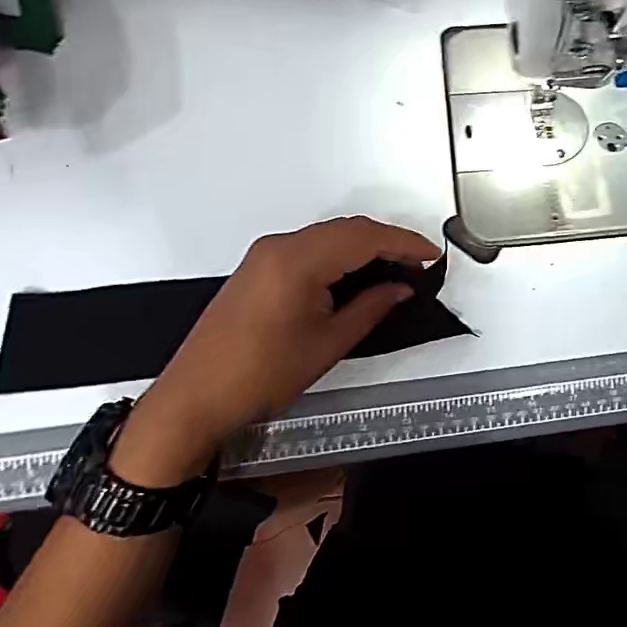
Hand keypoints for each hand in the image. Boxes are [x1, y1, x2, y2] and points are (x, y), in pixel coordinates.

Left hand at [114, 216, 440, 485]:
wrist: (196, 397)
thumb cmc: (258, 376)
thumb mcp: (328, 343)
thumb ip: (371, 308)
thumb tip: (400, 289)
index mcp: (297, 262)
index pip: (363, 238)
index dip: (403, 243)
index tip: (430, 254)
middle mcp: (279, 247)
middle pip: (346, 229)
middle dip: (387, 241)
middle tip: (418, 262)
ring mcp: (264, 255)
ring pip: (328, 234)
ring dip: (364, 245)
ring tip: (396, 267)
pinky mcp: (258, 267)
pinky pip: (310, 246)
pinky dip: (340, 253)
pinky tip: (357, 272)